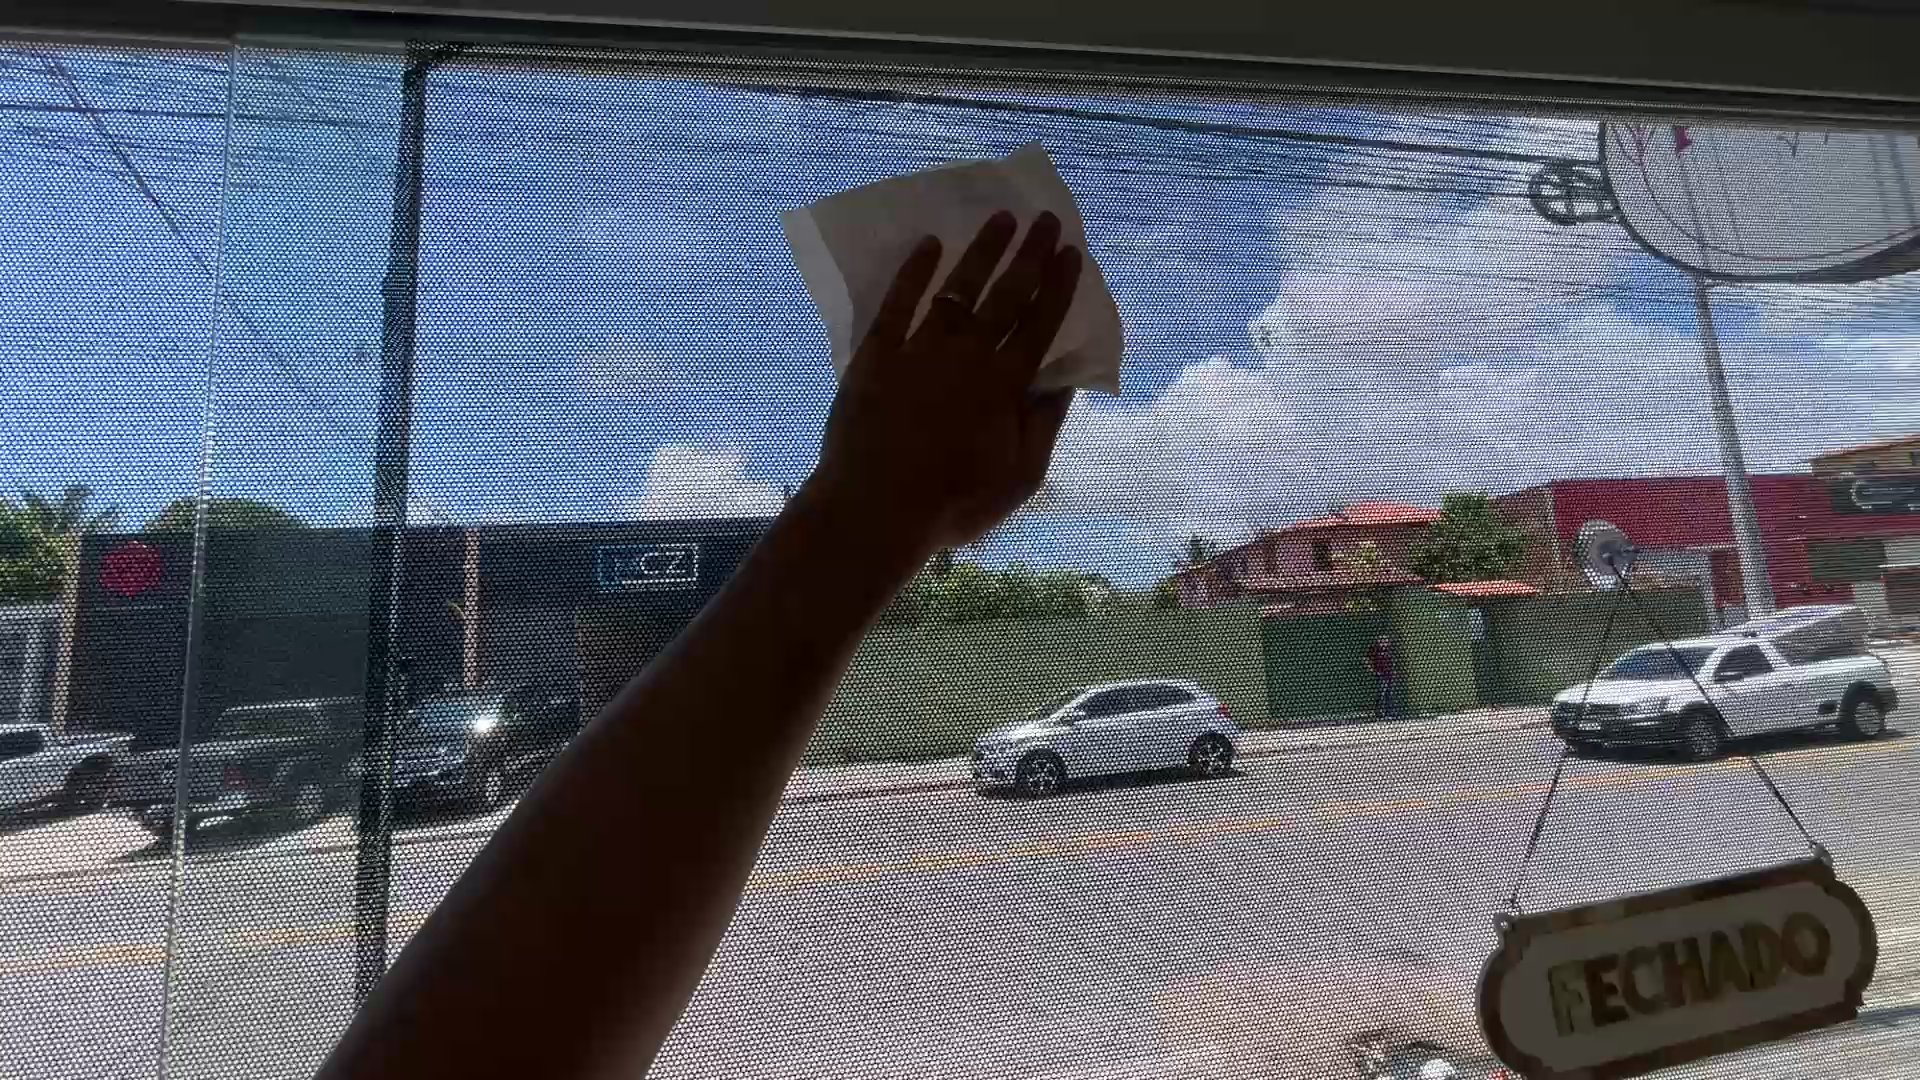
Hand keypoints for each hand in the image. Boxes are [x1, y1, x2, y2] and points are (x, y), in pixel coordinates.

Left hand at [811, 210, 1081, 557]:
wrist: (876, 509)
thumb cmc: (954, 503)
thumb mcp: (1019, 478)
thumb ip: (1043, 427)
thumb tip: (1063, 384)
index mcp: (1004, 385)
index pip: (1039, 324)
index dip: (1057, 286)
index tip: (1070, 252)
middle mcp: (966, 355)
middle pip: (1005, 296)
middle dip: (1029, 255)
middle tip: (1045, 218)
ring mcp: (919, 349)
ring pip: (957, 289)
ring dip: (982, 252)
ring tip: (1000, 219)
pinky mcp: (877, 355)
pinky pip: (898, 303)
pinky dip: (914, 272)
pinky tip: (929, 245)